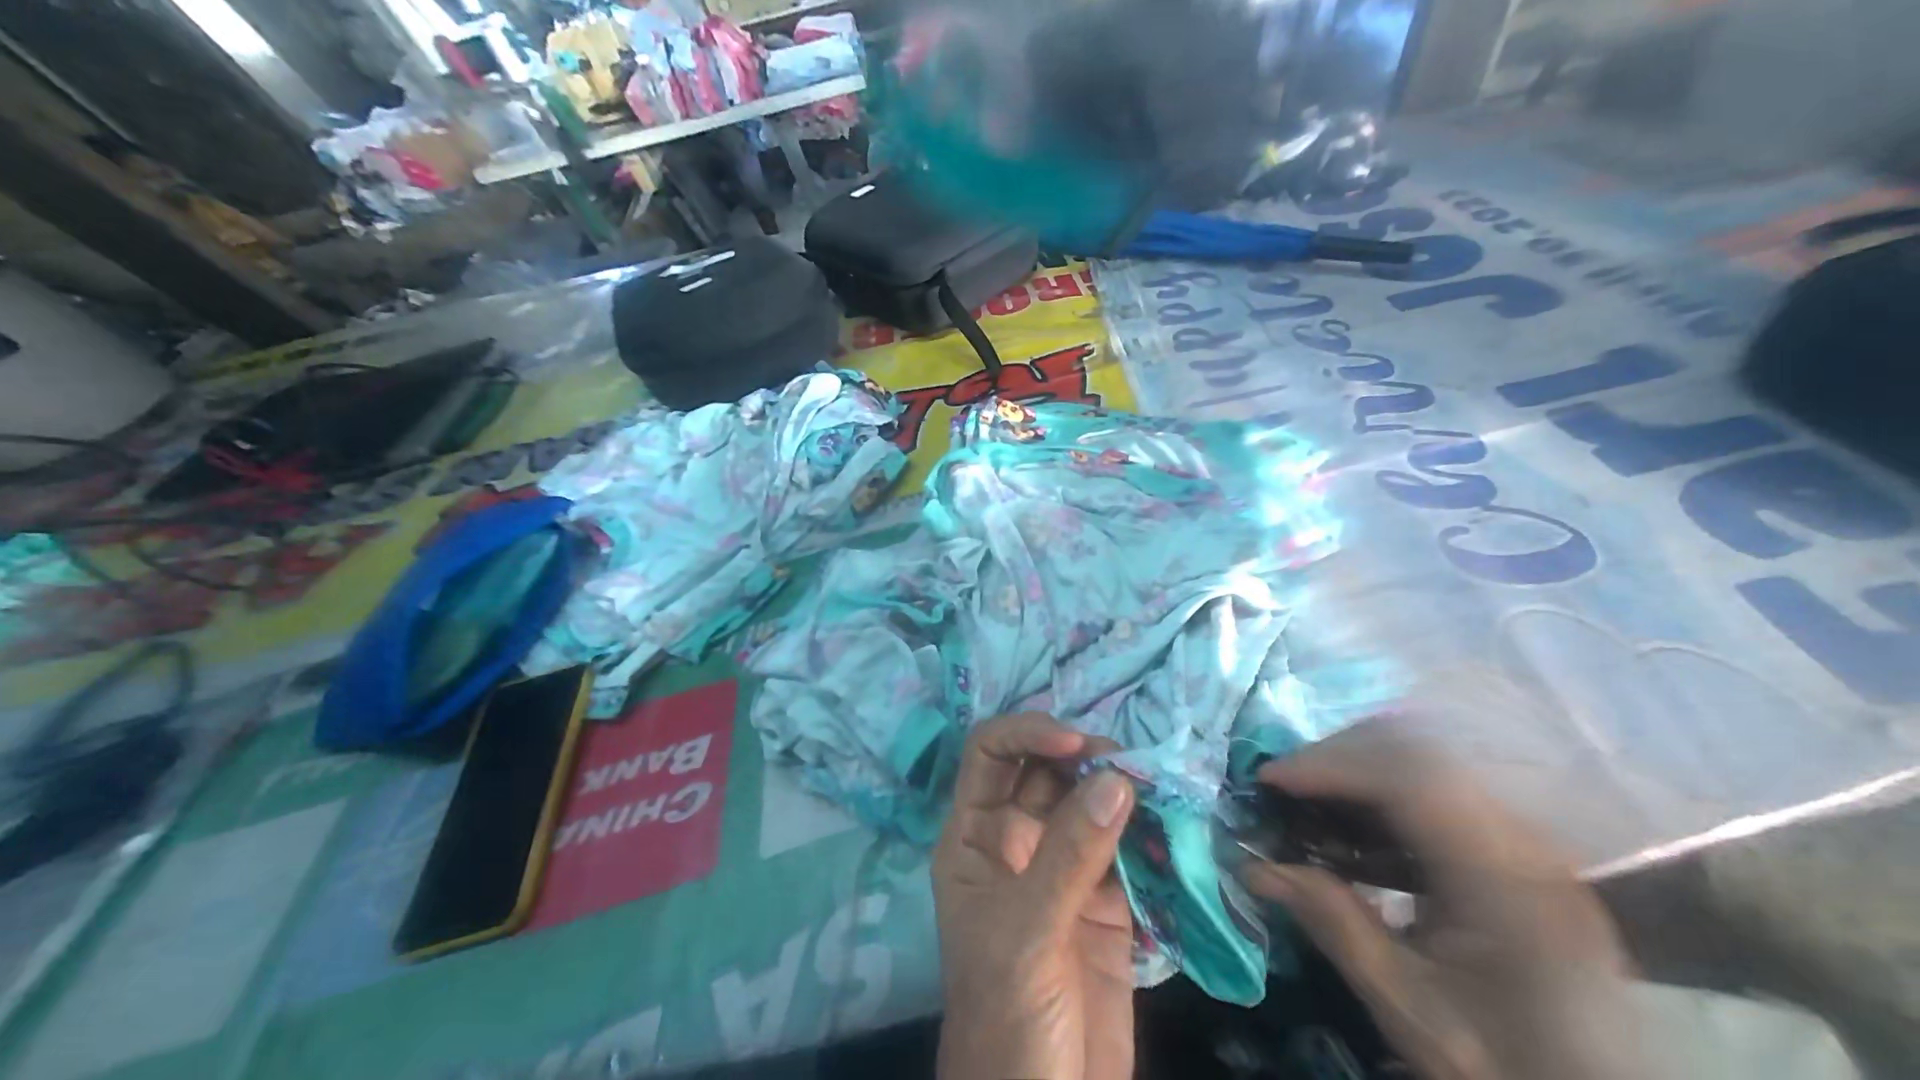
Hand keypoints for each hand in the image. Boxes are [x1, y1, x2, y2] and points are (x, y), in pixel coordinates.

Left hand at [932, 714, 1137, 1079]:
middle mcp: (1017, 840)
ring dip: (1124, 790)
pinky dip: (1152, 835)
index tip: (1078, 742)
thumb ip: (1070, 854)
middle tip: (1133, 765)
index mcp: (976, 837)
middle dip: (1085, 756)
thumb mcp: (1027, 931)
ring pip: (1091, 804)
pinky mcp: (1107, 901)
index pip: (991, 753)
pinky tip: (1175, 828)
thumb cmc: (1006, 1017)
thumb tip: (1117, 779)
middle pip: (1047, 770)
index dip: (1028, 734)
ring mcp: (1063, 868)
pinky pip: (1128, 850)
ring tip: (1161, 788)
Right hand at [1242, 720, 1637, 1079]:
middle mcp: (1525, 846)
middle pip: (1420, 757)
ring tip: (1306, 798)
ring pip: (1430, 767)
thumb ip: (1333, 925)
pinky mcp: (1517, 854)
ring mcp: (1527, 845)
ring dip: (1359, 771)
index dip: (1331, 766)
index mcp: (1508, 883)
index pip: (1411, 782)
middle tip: (1282, 785)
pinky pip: (1440, 795)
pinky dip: (1384, 795)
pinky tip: (1352, 828)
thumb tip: (1254, 866)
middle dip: (1338, 758)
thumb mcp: (1409, 1008)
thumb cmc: (1503, 1061)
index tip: (1270, 779)